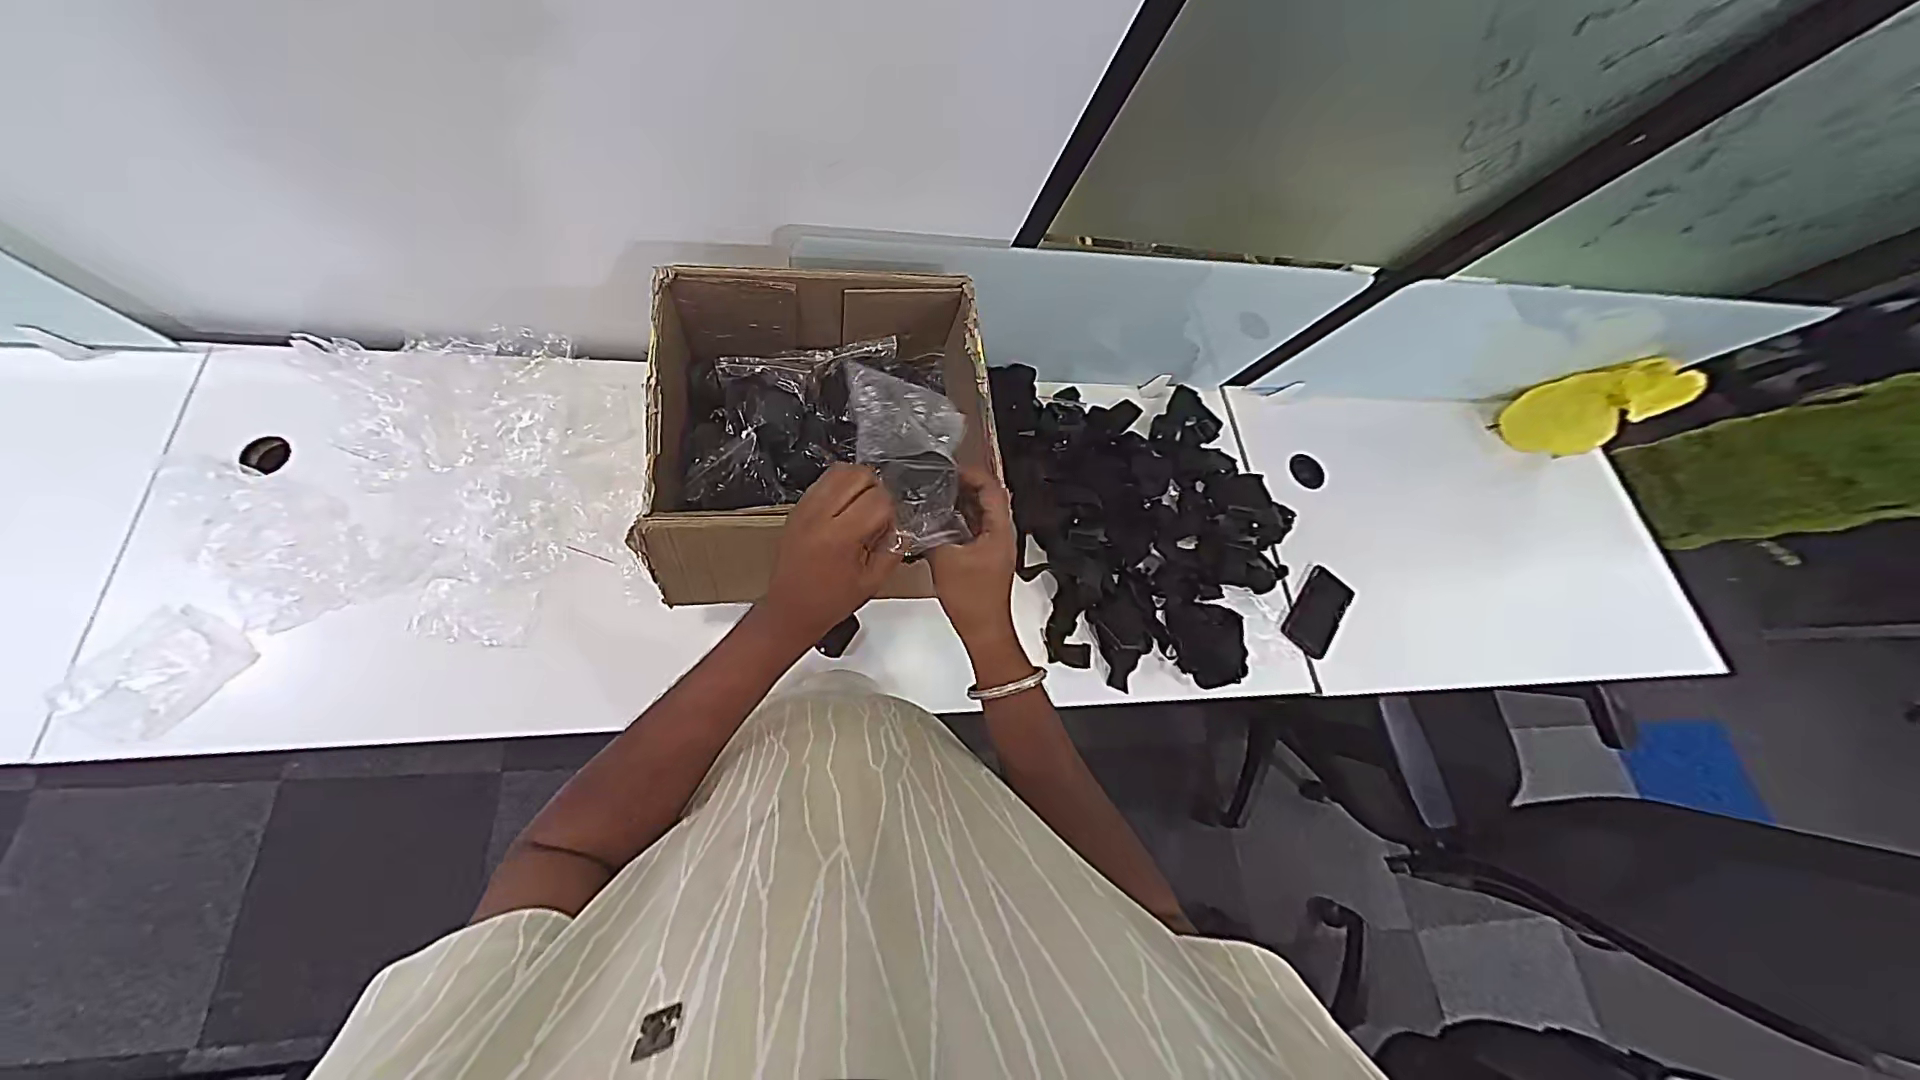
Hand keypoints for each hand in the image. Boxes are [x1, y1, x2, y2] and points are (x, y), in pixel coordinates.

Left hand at [755, 464, 902, 646]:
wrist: (790, 609)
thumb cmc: (828, 601)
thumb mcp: (872, 582)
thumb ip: (892, 550)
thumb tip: (901, 527)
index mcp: (840, 537)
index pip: (878, 499)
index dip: (890, 511)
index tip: (887, 527)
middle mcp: (819, 517)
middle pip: (858, 474)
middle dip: (876, 490)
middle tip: (877, 513)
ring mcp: (805, 509)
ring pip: (839, 470)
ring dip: (858, 483)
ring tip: (861, 508)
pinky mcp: (797, 508)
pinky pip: (823, 481)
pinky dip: (840, 487)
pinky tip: (845, 510)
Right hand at [928, 464, 1019, 651]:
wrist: (983, 628)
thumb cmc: (973, 601)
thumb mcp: (945, 559)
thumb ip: (933, 533)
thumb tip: (922, 519)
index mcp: (999, 530)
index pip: (992, 487)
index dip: (972, 473)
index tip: (952, 469)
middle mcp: (1001, 535)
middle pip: (988, 498)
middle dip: (964, 485)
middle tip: (941, 480)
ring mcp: (994, 546)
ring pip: (980, 514)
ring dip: (961, 503)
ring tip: (938, 496)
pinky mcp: (985, 558)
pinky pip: (974, 530)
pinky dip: (959, 521)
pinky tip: (940, 522)